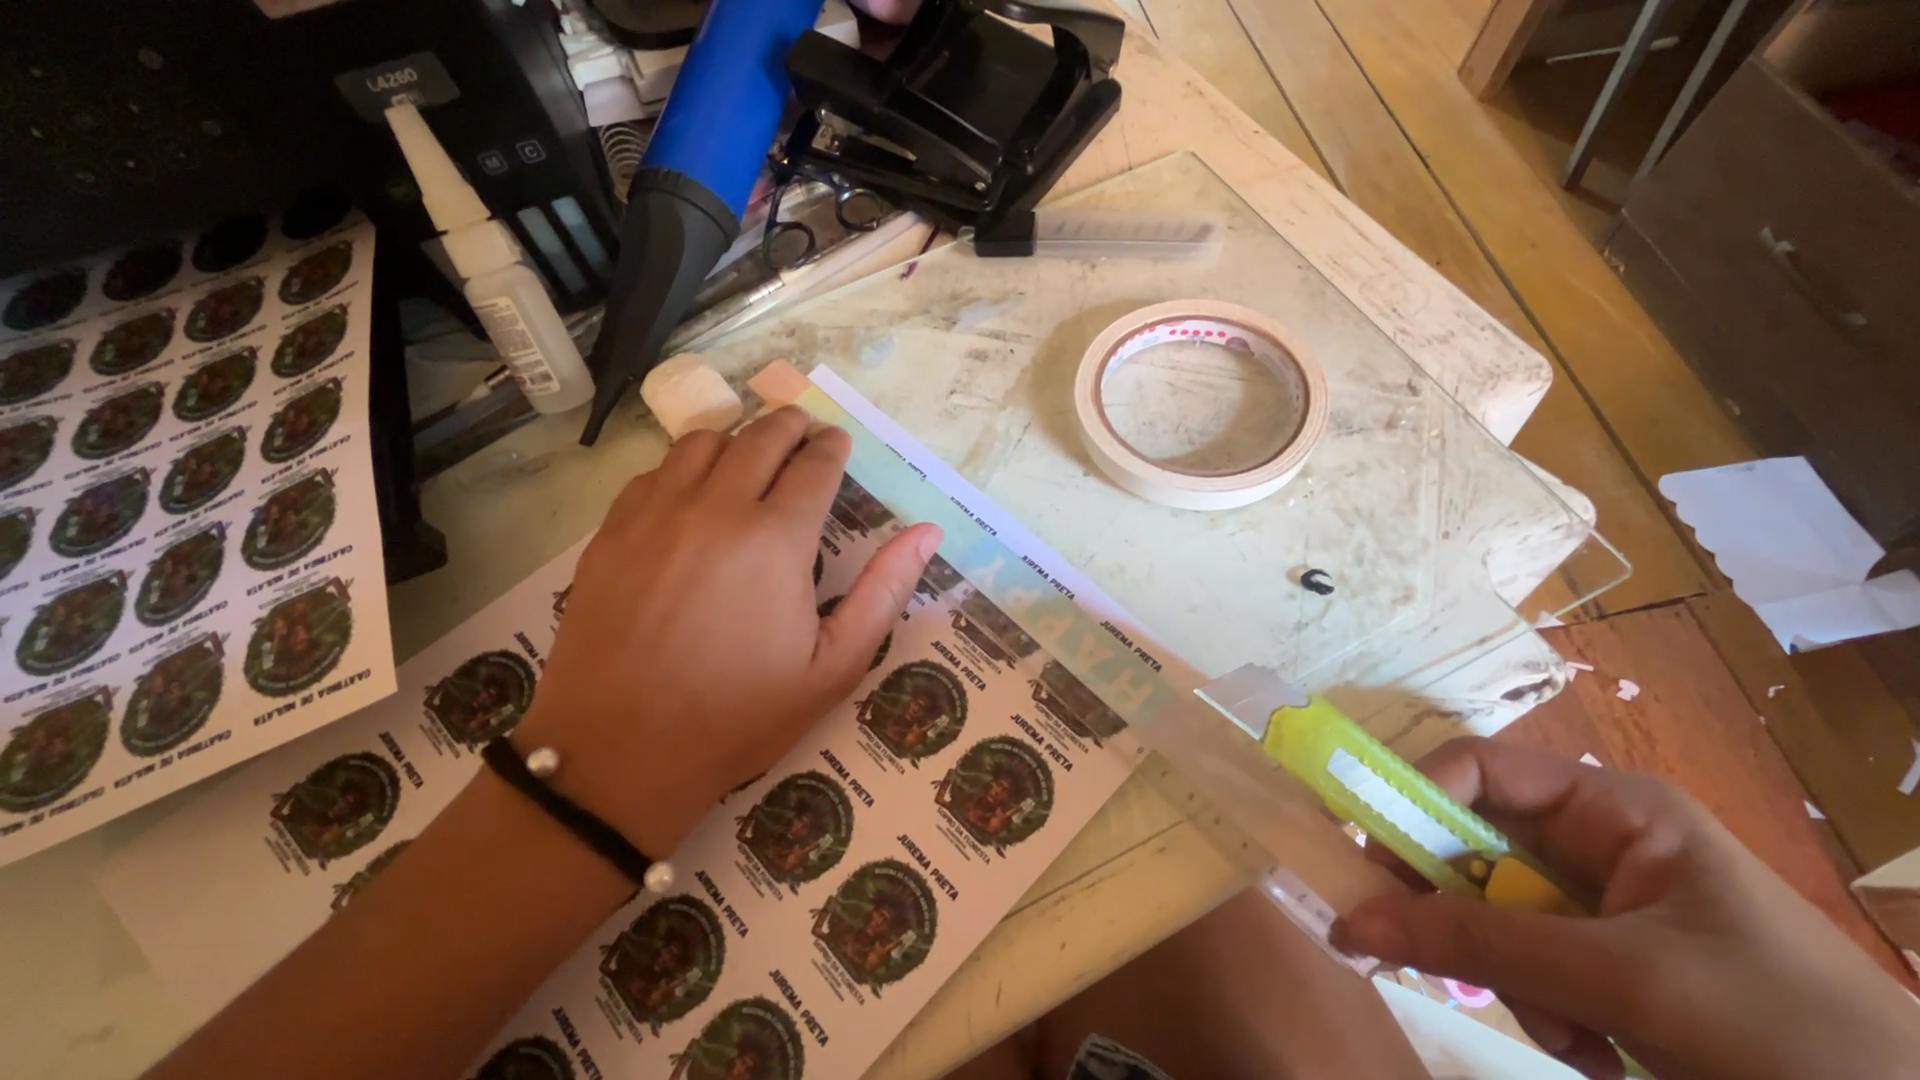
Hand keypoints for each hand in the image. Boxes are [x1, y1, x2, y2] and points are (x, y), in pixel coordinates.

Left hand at [514, 406, 940, 857]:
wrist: (621, 751)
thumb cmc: (740, 714)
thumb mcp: (834, 666)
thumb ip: (884, 591)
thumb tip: (927, 532)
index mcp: (776, 539)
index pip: (813, 466)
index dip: (831, 447)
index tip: (838, 441)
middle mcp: (715, 508)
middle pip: (760, 438)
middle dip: (790, 425)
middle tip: (804, 429)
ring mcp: (655, 515)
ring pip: (701, 442)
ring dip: (736, 437)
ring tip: (750, 453)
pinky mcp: (612, 532)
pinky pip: (653, 472)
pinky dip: (683, 465)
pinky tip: (691, 490)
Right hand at [1331, 738, 1919, 1079]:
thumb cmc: (1785, 1031)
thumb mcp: (1624, 980)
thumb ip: (1482, 944)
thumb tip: (1349, 920)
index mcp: (1613, 809)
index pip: (1478, 769)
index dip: (1415, 801)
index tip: (1372, 867)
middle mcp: (1598, 844)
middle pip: (1474, 851)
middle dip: (1465, 919)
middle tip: (1450, 970)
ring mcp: (1604, 909)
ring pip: (1493, 920)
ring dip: (1510, 981)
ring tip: (1577, 1039)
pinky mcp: (1609, 968)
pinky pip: (1527, 970)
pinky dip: (1542, 1013)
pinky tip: (1600, 1054)